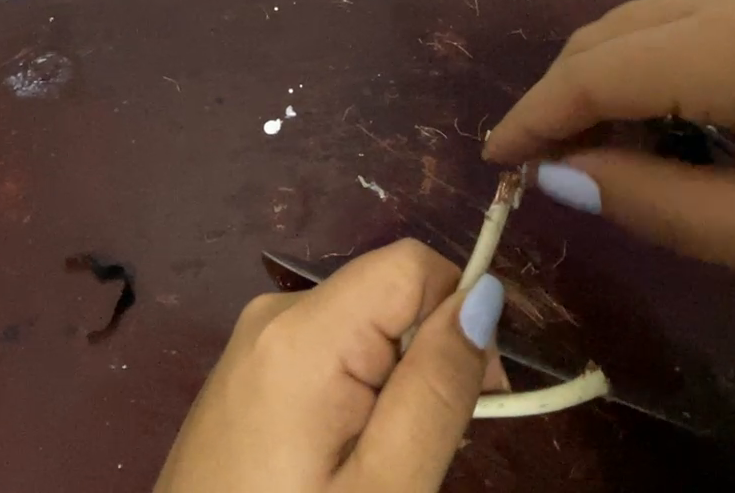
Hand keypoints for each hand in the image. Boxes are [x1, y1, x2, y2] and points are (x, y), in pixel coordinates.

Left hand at [155, 239, 506, 492]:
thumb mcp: (383, 492)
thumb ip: (436, 389)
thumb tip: (484, 292)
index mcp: (302, 331)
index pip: (411, 265)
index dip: (460, 316)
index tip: (479, 397)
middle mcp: (275, 314)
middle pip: (388, 296)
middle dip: (429, 358)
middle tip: (427, 456)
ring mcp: (256, 342)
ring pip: (366, 327)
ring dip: (398, 382)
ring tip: (382, 470)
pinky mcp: (250, 371)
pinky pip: (331, 352)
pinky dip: (362, 392)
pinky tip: (348, 461)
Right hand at [482, 0, 734, 305]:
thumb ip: (661, 204)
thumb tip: (564, 174)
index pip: (593, 72)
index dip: (532, 116)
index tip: (492, 160)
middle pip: (610, 34)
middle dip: (561, 95)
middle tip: (541, 164)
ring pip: (647, 20)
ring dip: (607, 78)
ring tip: (602, 148)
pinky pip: (692, 19)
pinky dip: (654, 62)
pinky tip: (673, 112)